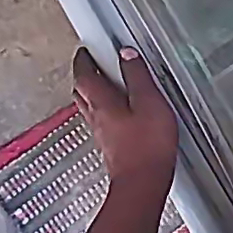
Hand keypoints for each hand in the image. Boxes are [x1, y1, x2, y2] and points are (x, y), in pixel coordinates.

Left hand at [73, 46, 177, 182]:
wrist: (143, 182)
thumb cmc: (147, 144)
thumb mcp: (150, 102)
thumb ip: (138, 77)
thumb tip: (127, 55)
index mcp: (103, 102)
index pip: (84, 75)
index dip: (84, 60)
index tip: (86, 51)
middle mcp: (97, 117)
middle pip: (82, 92)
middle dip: (86, 77)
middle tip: (93, 66)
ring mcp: (103, 133)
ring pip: (90, 108)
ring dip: (94, 95)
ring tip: (106, 87)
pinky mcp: (112, 146)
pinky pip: (102, 122)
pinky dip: (106, 112)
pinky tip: (120, 115)